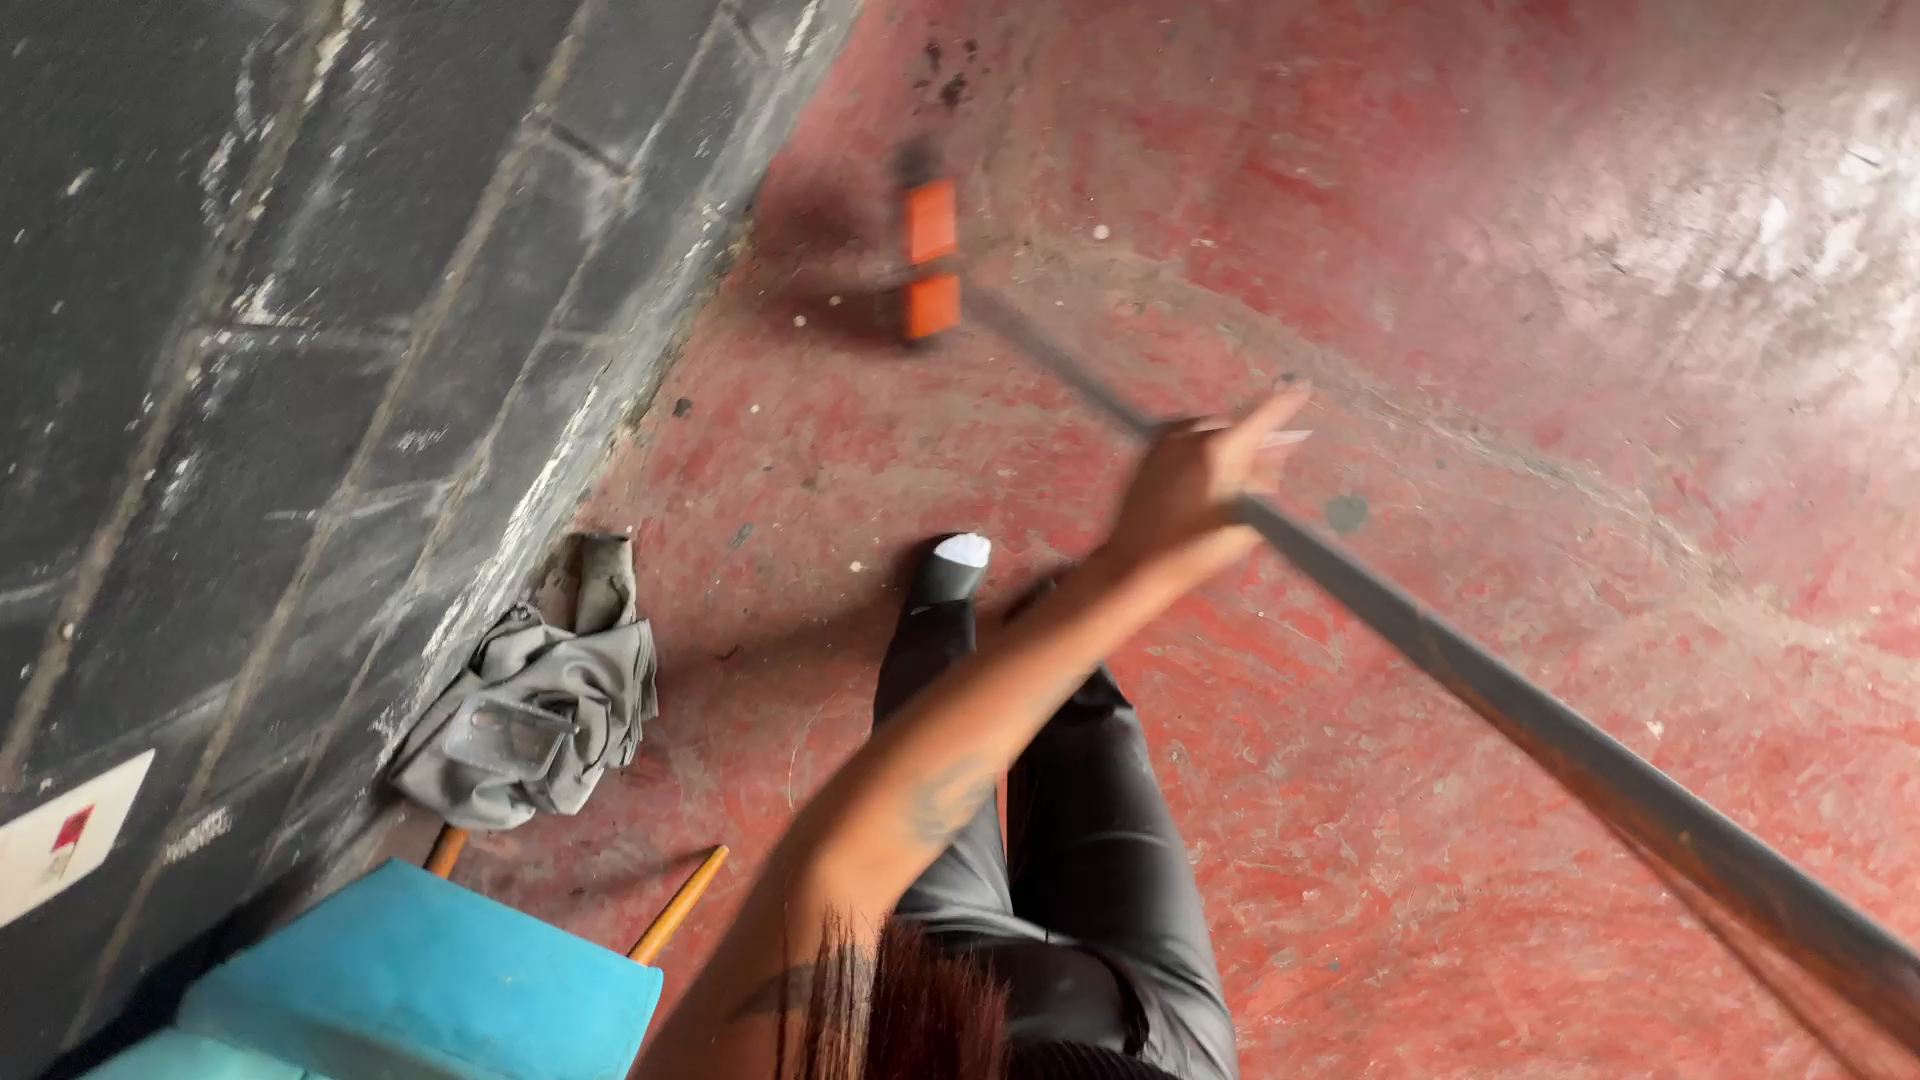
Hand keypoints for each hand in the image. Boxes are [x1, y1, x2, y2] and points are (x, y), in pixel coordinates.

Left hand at [1096, 384, 1312, 592]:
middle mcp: (1191, 435)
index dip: (1285, 400)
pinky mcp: (1146, 451)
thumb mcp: (1247, 519)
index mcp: (1220, 449)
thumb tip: (1278, 447)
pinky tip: (1194, 477)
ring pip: (1206, 431)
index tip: (1302, 385)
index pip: (1263, 414)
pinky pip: (1182, 438)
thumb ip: (1265, 477)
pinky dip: (1195, 448)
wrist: (1136, 561)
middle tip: (1247, 475)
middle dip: (1245, 443)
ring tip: (1215, 484)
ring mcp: (1164, 440)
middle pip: (1233, 427)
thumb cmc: (1197, 548)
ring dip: (1218, 445)